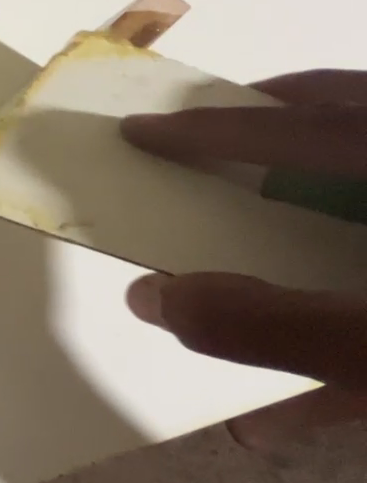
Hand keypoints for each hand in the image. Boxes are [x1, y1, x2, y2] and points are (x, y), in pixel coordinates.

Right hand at [121, 70, 366, 445]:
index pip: (303, 130)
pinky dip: (361, 284)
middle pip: (362, 113)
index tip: (137, 130)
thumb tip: (149, 297)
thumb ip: (270, 325)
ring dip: (339, 168)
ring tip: (278, 174)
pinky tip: (337, 372)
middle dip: (287, 110)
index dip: (211, 130)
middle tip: (217, 117)